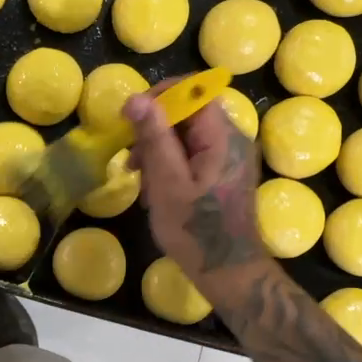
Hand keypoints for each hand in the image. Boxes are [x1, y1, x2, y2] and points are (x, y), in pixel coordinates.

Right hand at [125, 87, 266, 279]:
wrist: (226, 270)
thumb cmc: (194, 229)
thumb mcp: (166, 182)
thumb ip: (154, 138)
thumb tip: (136, 99)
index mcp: (222, 136)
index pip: (193, 90)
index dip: (160, 96)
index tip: (129, 118)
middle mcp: (232, 139)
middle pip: (188, 112)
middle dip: (154, 130)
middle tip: (131, 160)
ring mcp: (229, 157)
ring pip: (187, 135)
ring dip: (158, 150)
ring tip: (139, 178)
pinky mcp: (223, 174)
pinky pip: (193, 154)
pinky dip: (169, 164)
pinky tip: (154, 190)